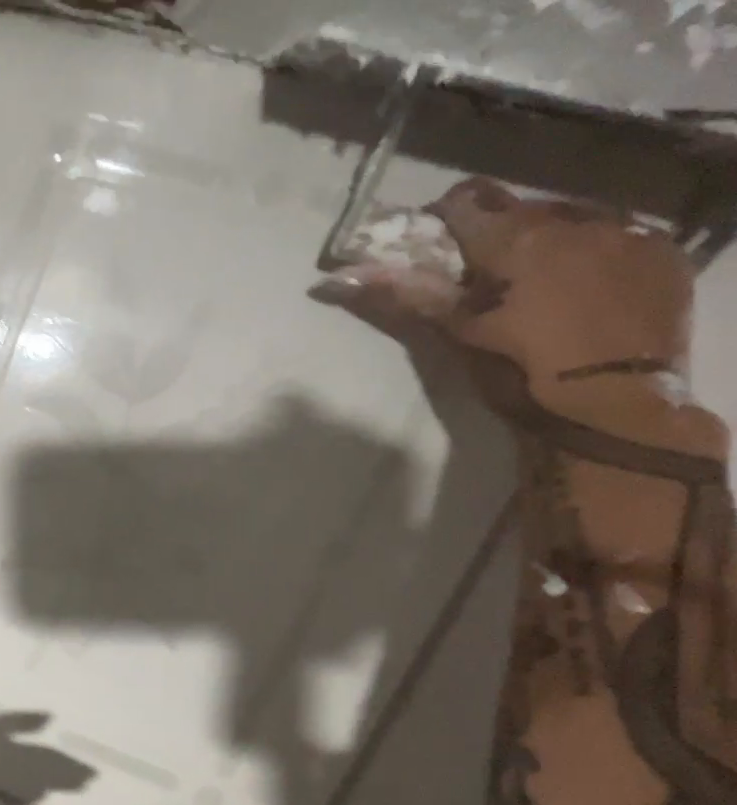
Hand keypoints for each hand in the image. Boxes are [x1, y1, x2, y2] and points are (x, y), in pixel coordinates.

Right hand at [323, 178, 722, 459]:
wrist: (620, 404)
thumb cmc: (524, 370)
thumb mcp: (461, 332)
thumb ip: (409, 295)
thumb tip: (338, 278)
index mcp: (517, 238)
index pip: (468, 203)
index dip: (444, 217)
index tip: (434, 240)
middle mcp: (574, 221)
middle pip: (521, 209)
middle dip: (499, 232)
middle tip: (483, 271)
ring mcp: (627, 234)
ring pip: (572, 219)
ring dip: (547, 240)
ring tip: (535, 279)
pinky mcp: (663, 254)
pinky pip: (618, 236)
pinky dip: (593, 252)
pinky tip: (584, 285)